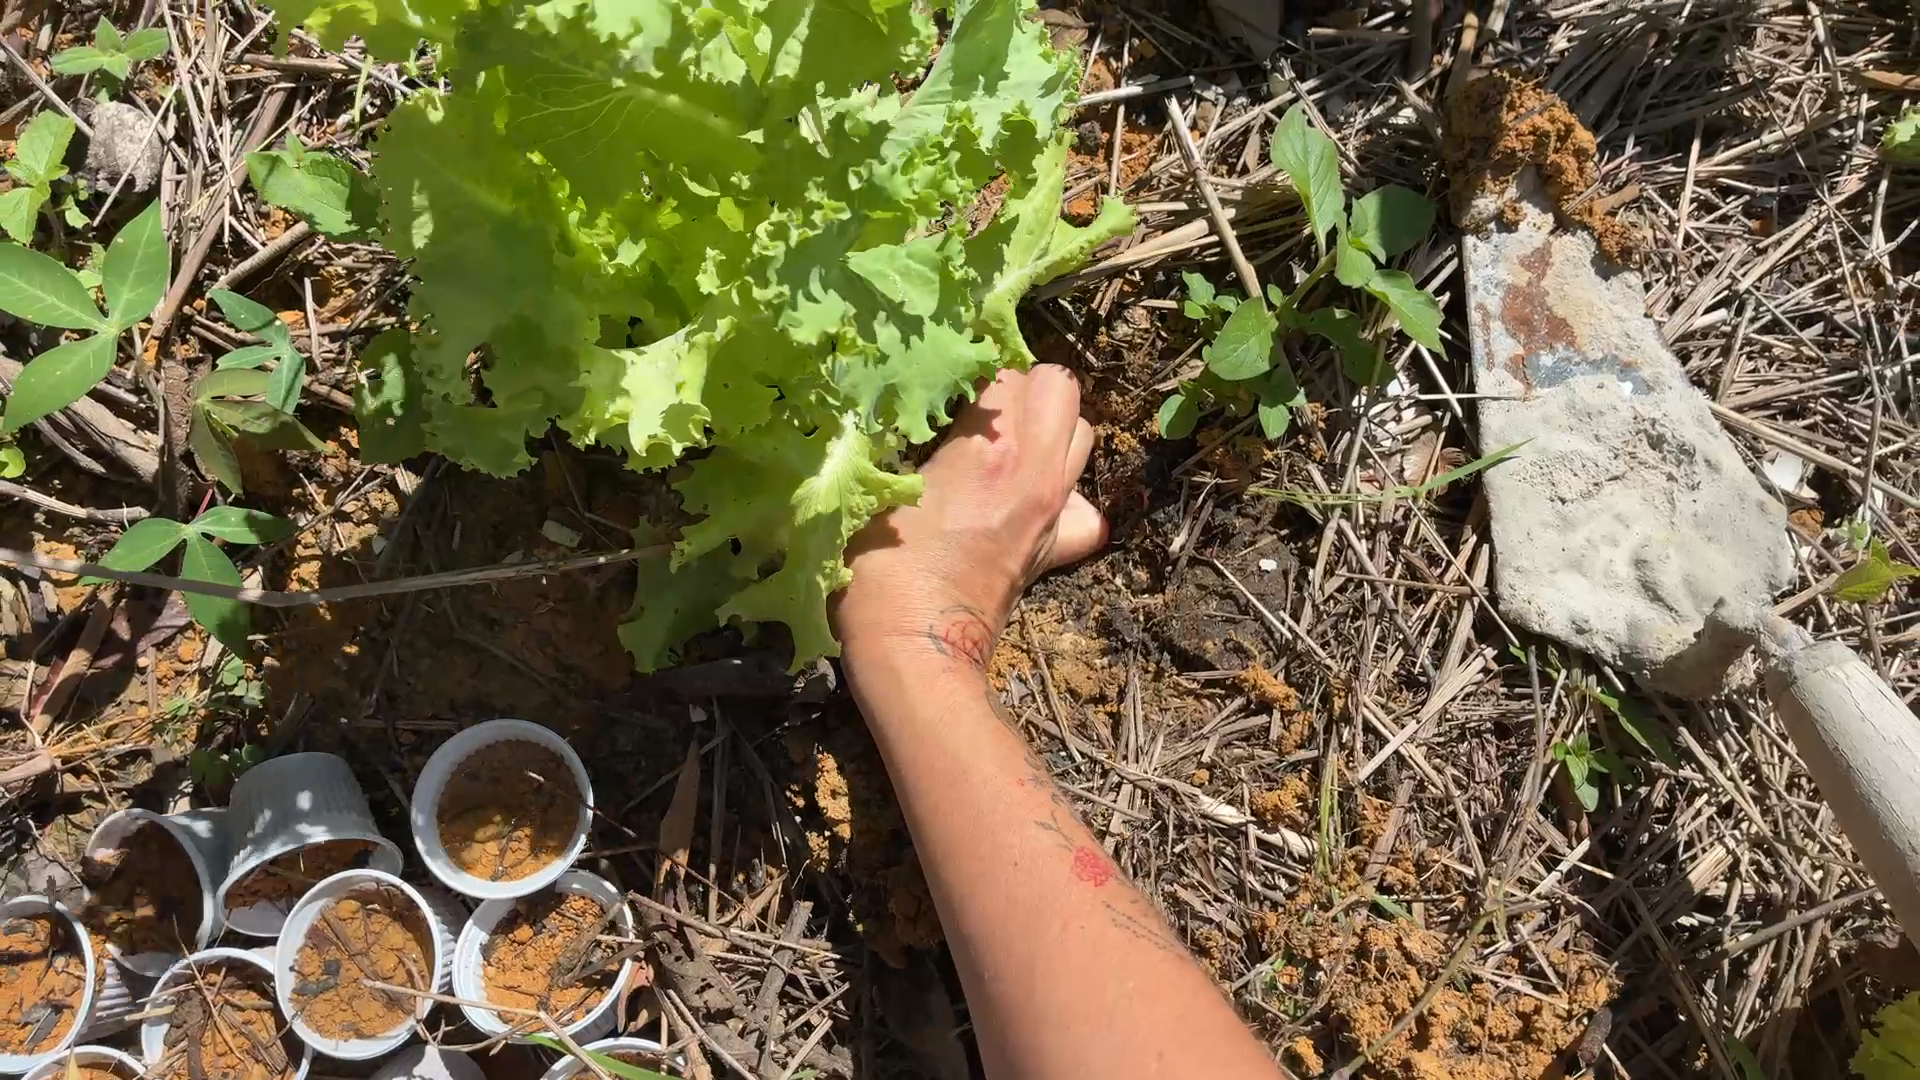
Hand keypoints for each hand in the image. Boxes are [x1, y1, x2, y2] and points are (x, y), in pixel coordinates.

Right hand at [832, 365, 1107, 678]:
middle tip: (981, 410)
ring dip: (1050, 429)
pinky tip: (1029, 501)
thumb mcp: (867, 490)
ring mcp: (1054, 510)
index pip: (1008, 367)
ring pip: (1084, 436)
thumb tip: (896, 407)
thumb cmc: (878, 574)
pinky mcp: (1057, 548)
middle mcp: (1035, 471)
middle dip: (1025, 387)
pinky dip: (1068, 495)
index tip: (948, 386)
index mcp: (988, 449)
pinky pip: (1088, 507)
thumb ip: (887, 437)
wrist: (915, 653)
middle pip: (1062, 388)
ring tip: (1004, 448)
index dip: (975, 369)